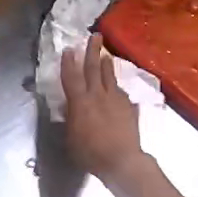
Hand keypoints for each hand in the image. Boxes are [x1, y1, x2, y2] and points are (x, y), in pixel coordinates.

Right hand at [60, 35, 148, 183]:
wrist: (122, 160)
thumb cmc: (90, 153)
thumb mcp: (71, 137)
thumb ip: (70, 118)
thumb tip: (70, 106)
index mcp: (80, 102)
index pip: (72, 77)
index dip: (69, 63)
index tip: (69, 49)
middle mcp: (98, 95)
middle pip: (93, 68)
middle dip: (93, 51)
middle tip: (95, 35)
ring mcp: (116, 99)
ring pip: (110, 77)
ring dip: (107, 65)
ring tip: (106, 55)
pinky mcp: (129, 107)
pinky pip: (121, 93)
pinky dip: (117, 88)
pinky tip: (117, 89)